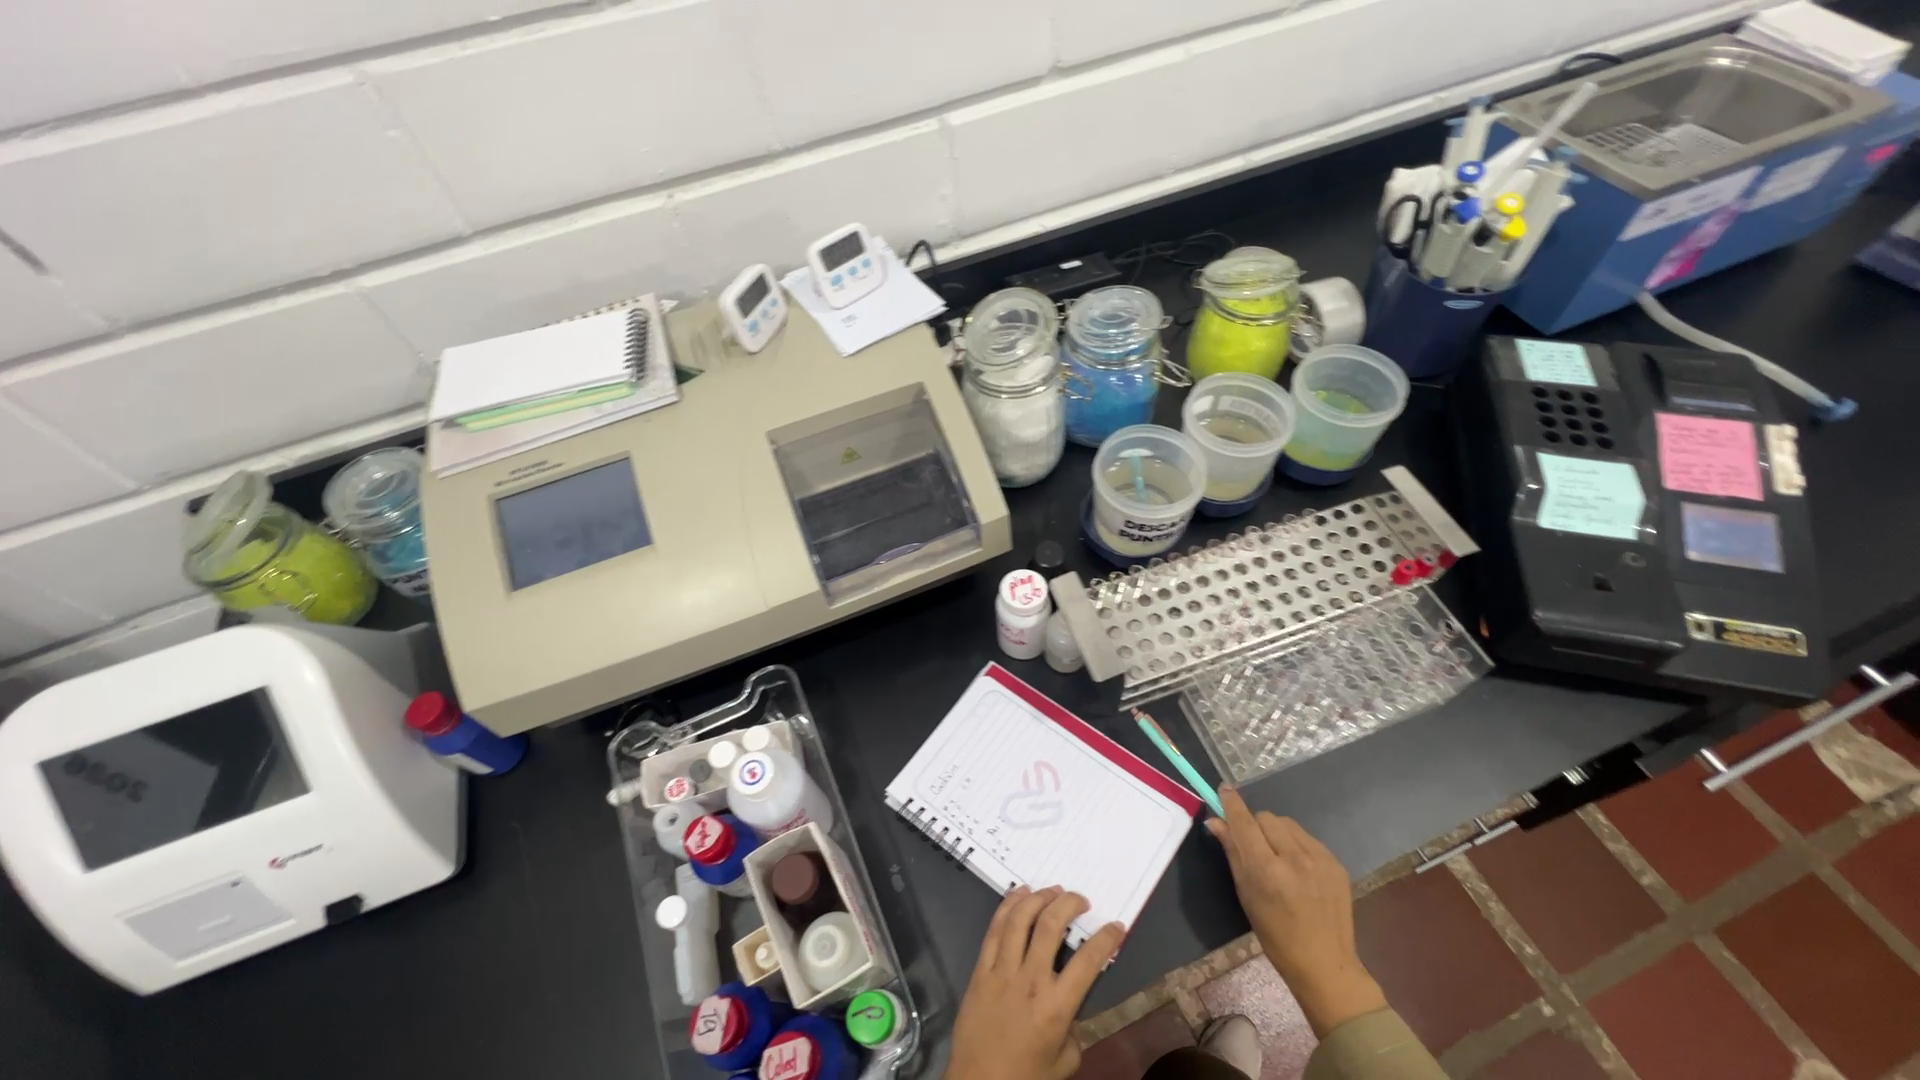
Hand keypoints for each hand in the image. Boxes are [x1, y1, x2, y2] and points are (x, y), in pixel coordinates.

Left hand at [944, 886, 1125, 1079]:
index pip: (1088, 960)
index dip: (1106, 938)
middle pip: (1050, 925)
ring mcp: (1001, 971)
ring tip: (1053, 890)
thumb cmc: (1026, 1076)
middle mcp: (1030, 980)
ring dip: (1039, 898)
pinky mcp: (980, 969)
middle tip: (1080, 900)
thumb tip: (1072, 999)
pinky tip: (1020, 895)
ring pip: (1020, 919)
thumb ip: (1074, 1024)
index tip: (1115, 927)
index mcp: (1056, 1006)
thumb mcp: (1066, 1059)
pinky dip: (1008, 906)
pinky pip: (995, 929)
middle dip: (1070, 904)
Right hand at [1207, 786, 1387, 1036]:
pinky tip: (1298, 868)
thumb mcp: (1246, 894)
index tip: (1224, 788)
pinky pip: (1308, 839)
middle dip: (1255, 825)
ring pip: (1288, 824)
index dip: (1232, 803)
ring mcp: (1320, 860)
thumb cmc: (1275, 934)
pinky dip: (1297, 844)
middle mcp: (1295, 858)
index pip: (1245, 823)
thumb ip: (1233, 853)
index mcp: (1267, 870)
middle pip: (1267, 818)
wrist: (1324, 962)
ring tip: (1277, 857)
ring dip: (1277, 832)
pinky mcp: (1336, 863)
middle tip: (1253, 845)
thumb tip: (1216, 822)